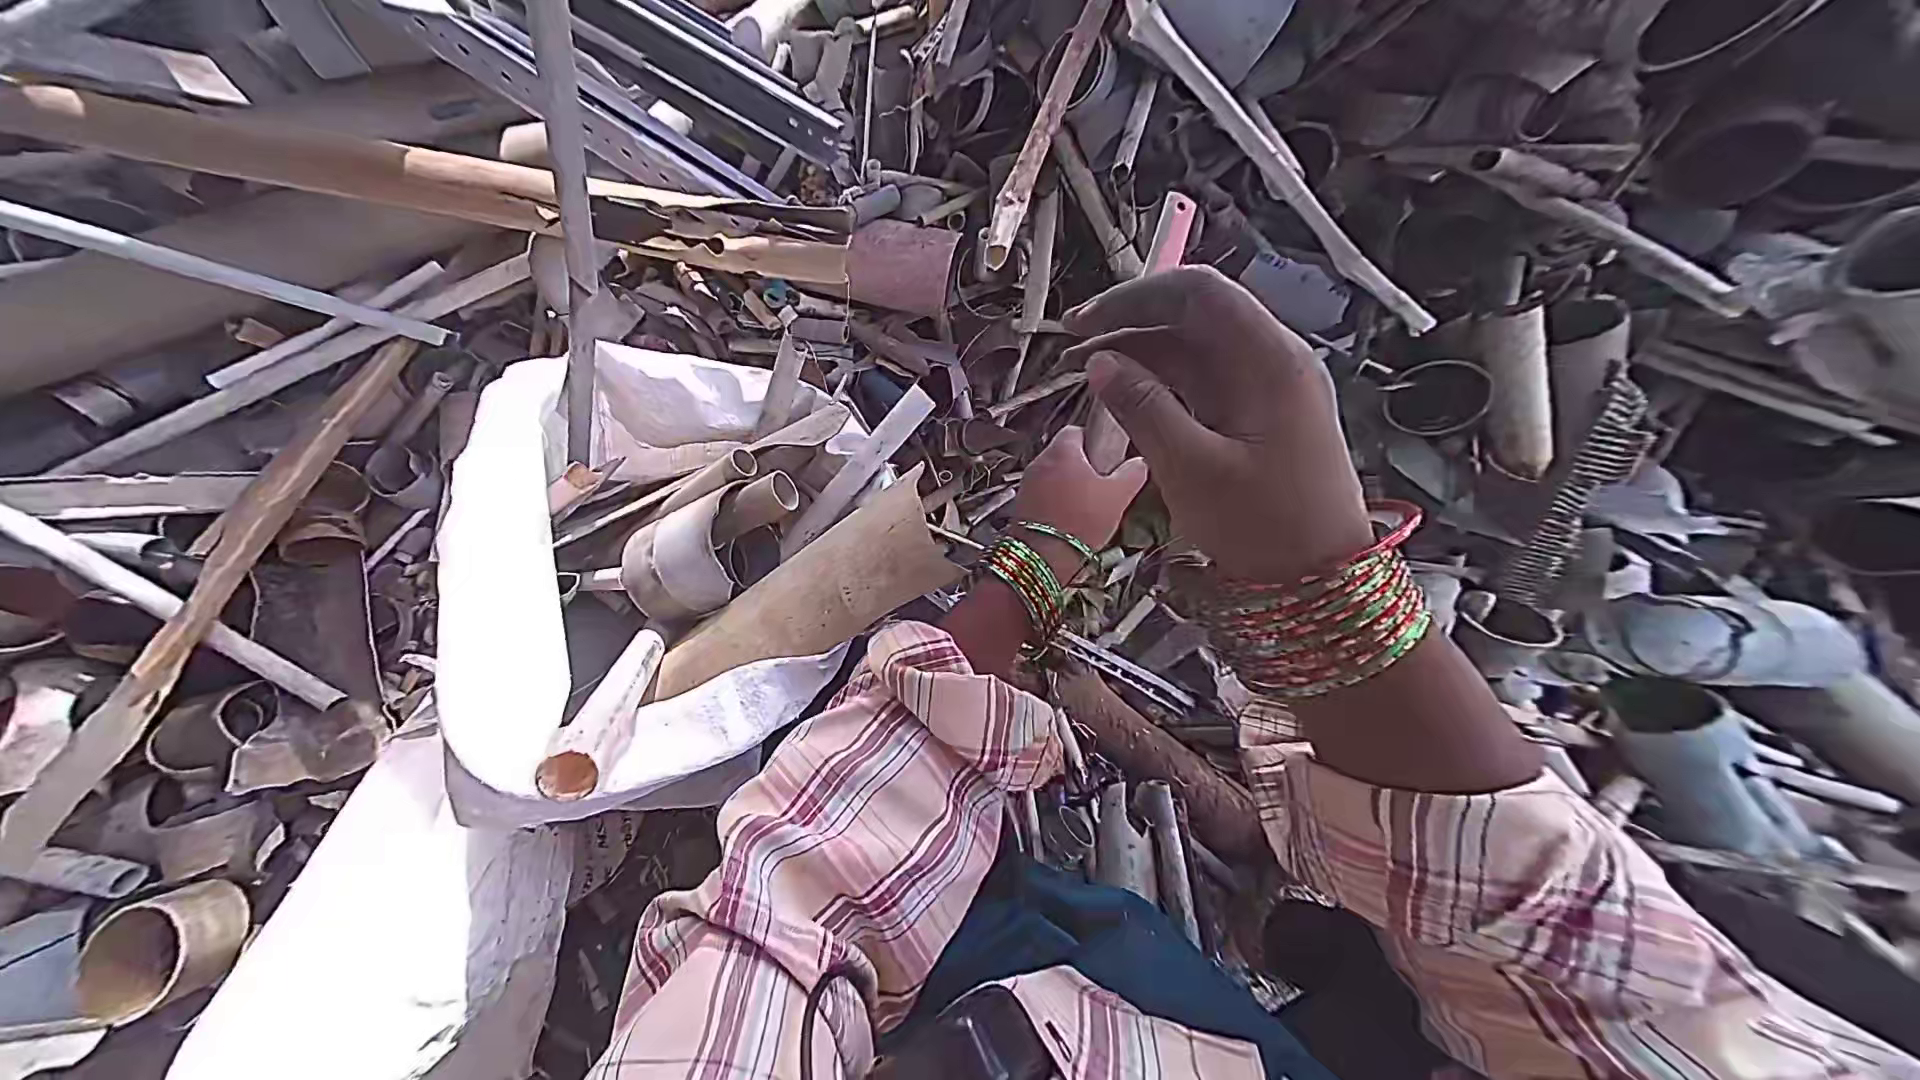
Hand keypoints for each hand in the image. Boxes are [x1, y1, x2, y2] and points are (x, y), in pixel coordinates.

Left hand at [1008, 426, 1147, 577]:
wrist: (1044, 558)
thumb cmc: (1079, 523)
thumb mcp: (1119, 496)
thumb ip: (1132, 473)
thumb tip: (1139, 463)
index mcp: (1062, 450)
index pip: (1077, 429)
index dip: (1095, 440)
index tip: (1107, 455)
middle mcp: (1040, 463)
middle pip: (1065, 454)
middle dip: (1084, 466)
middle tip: (1103, 484)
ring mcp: (1028, 484)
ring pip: (1054, 476)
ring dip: (1070, 486)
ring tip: (1089, 506)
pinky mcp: (1022, 506)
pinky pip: (1044, 496)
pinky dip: (1057, 503)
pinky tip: (1072, 520)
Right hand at [1063, 266, 1371, 582]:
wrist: (1317, 580)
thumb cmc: (1262, 526)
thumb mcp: (1192, 468)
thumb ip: (1143, 408)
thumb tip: (1099, 362)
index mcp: (1269, 360)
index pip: (1198, 294)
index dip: (1134, 298)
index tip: (1083, 323)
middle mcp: (1270, 361)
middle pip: (1193, 319)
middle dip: (1129, 326)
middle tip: (1073, 349)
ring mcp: (1263, 389)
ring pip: (1192, 353)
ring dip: (1139, 358)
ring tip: (1086, 375)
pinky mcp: (1252, 417)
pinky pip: (1199, 385)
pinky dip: (1159, 387)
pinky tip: (1124, 400)